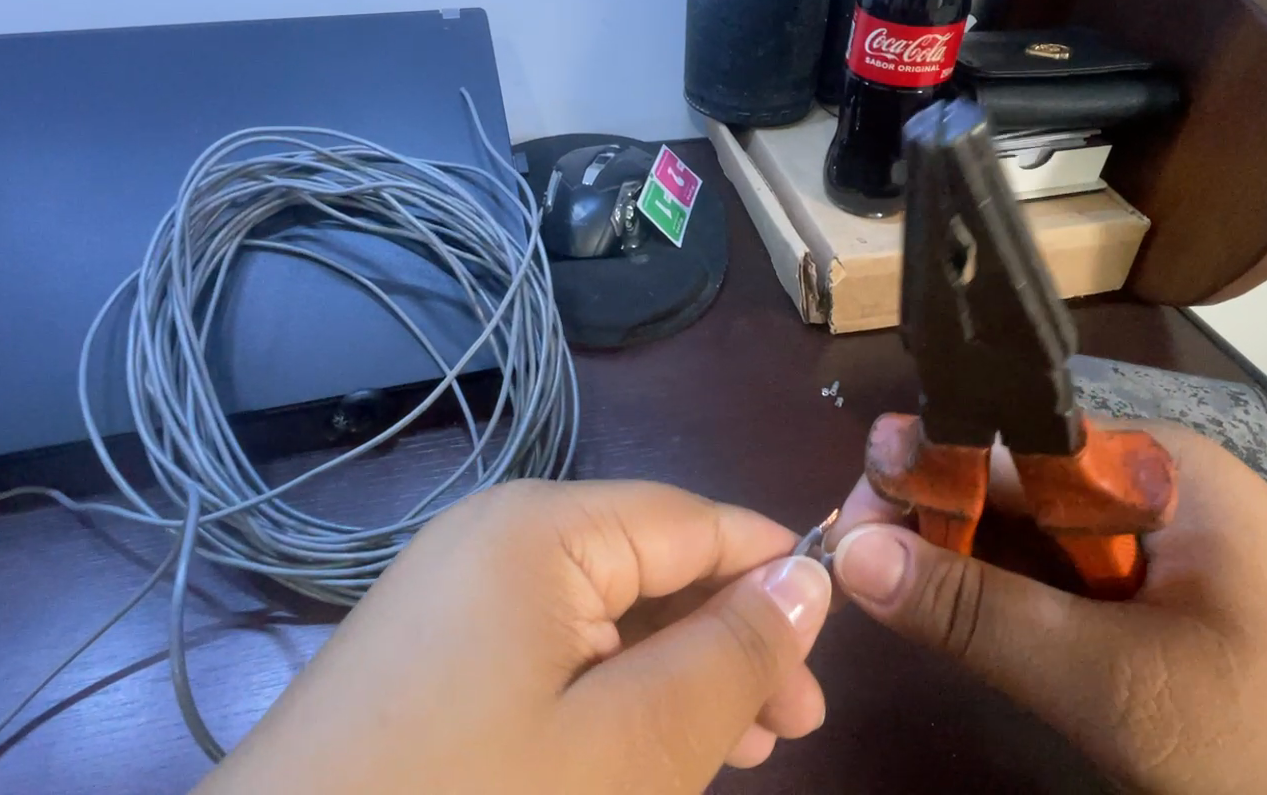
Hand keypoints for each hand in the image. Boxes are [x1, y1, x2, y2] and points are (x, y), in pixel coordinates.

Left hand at [194, 480, 832, 794]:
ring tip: (742, 746)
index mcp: (541, 528)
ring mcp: (455, 593)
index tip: (833, 630)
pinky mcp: (433, 652)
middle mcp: (495, 536)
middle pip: (646, 564)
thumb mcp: (632, 748)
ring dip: (675, 672)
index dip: (767, 565)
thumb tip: (807, 577)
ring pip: (602, 613)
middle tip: (794, 724)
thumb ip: (729, 653)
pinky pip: (550, 649)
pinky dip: (609, 693)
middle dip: (726, 635)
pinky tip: (646, 746)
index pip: (687, 519)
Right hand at [828, 416, 1266, 794]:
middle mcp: (1151, 488)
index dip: (917, 473)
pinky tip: (962, 621)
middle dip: (930, 522)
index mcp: (1152, 465)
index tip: (846, 519)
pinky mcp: (1166, 605)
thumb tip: (849, 553)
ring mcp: (1162, 549)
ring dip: (962, 564)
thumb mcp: (1121, 684)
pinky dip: (1007, 603)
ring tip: (887, 592)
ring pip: (1032, 540)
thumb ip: (977, 612)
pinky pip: (1065, 585)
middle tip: (853, 569)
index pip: (1002, 444)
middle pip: (1011, 486)